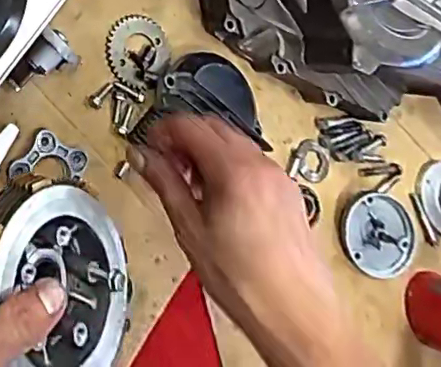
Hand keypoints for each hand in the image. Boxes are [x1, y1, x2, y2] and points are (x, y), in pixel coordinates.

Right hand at [133, 115, 366, 366]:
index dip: (164, 129)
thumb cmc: (249, 286)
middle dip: (184, 137)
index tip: (151, 142)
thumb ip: (165, 184)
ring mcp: (277, 175)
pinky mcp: (287, 190)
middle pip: (213, 126)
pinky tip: (218, 195)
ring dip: (207, 149)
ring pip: (233, 141)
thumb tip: (144, 158)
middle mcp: (260, 164)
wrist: (297, 316)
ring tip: (189, 181)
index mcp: (234, 169)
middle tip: (165, 159)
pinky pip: (252, 160)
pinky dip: (229, 164)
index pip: (190, 125)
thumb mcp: (191, 231)